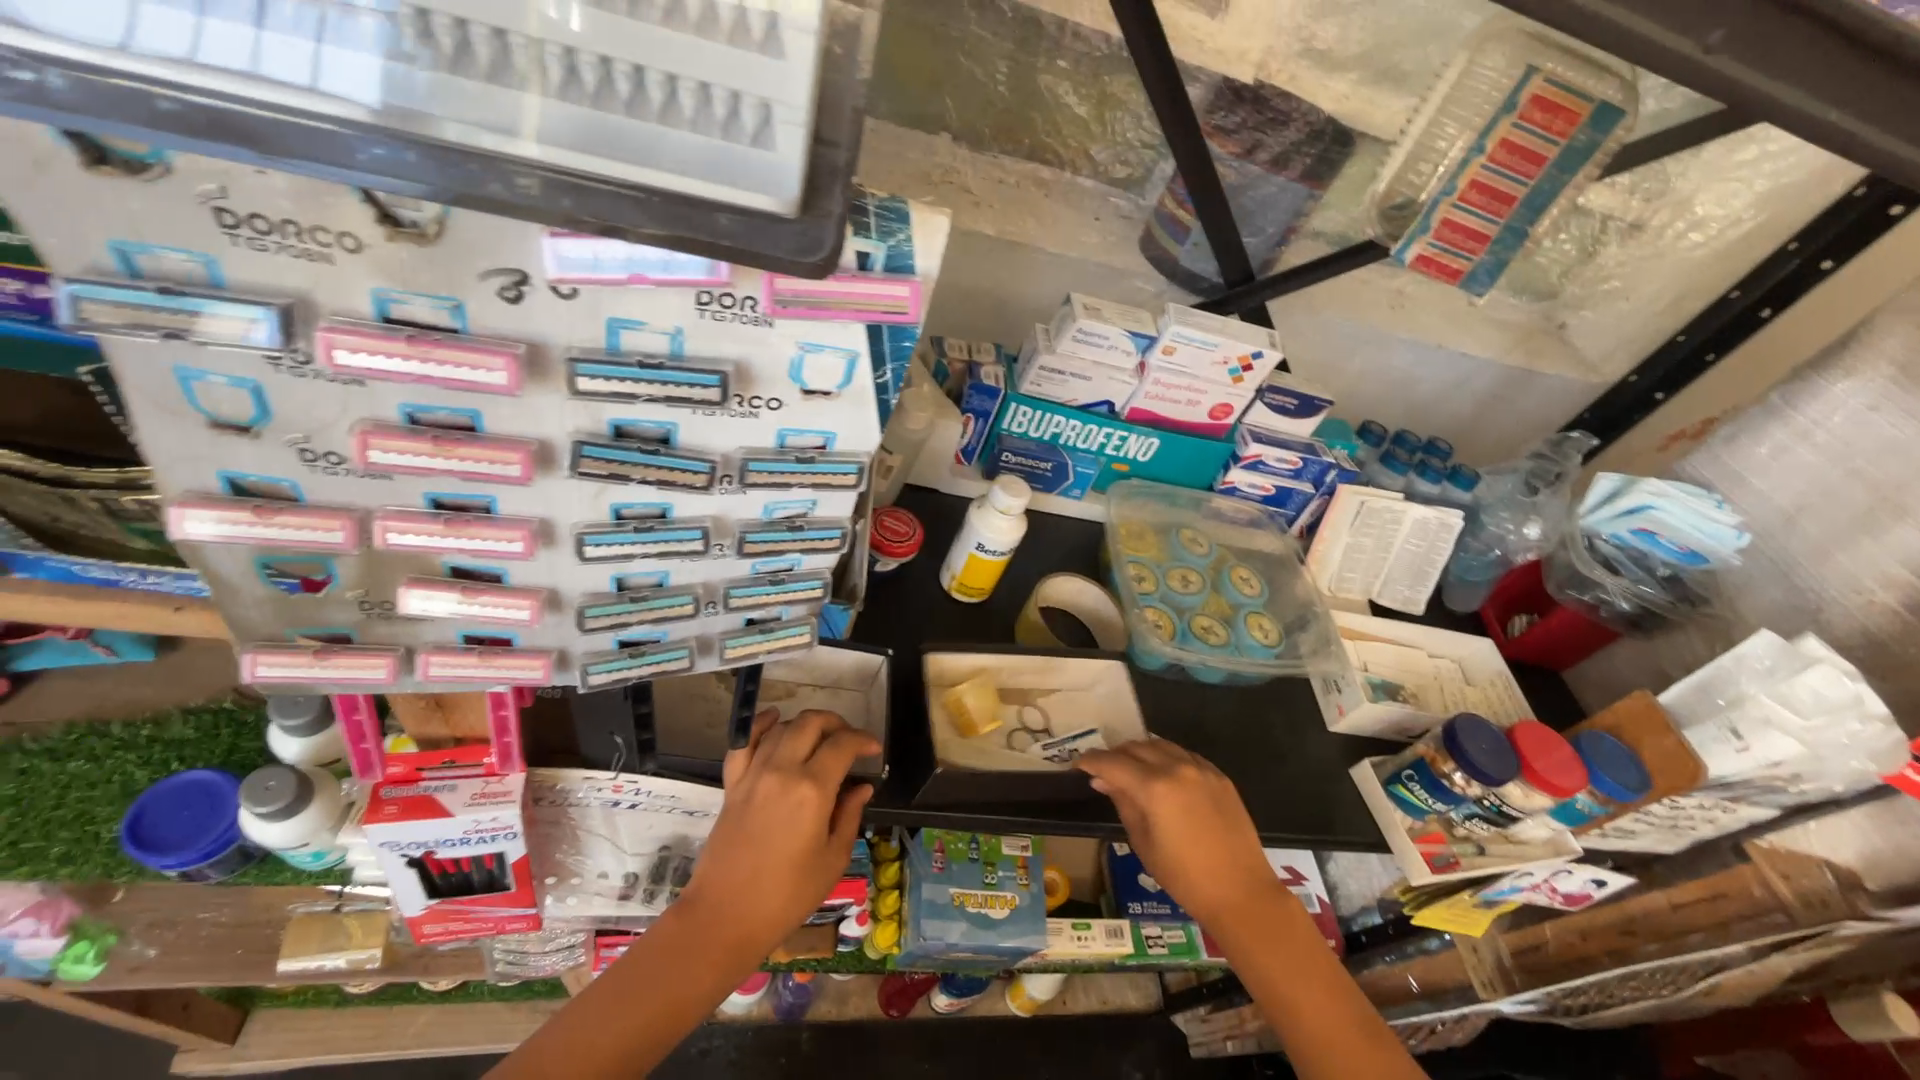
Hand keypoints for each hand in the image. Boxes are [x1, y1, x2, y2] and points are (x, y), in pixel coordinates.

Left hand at [681, 707, 878, 955]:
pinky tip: (773, 721)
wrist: (726, 915)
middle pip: (810, 724)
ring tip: (821, 739)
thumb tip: (861, 788)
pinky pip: (743, 742)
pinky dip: (759, 725)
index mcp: (812, 789)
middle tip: (850, 742)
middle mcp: (782, 771)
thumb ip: (849, 816)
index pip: (843, 745)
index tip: (875, 750)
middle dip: (836, 724)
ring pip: (781, 728)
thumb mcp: (832, 859)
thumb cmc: (787, 895)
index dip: (863, 740)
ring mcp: (752, 775)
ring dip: (805, 725)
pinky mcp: (731, 785)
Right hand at [1074, 739, 1283, 926]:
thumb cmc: (1184, 877)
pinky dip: (1167, 758)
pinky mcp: (1220, 777)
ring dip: (1141, 752)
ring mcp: (1202, 770)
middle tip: (1102, 771)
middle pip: (1136, 747)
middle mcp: (1178, 768)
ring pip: (1162, 745)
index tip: (1078, 765)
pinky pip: (1185, 755)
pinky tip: (1163, 775)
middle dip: (1115, 755)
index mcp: (1154, 787)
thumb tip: (1104, 781)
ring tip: (1130, 770)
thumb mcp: (1143, 842)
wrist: (1240, 891)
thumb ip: (1123, 803)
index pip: (1112, 763)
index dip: (1091, 761)